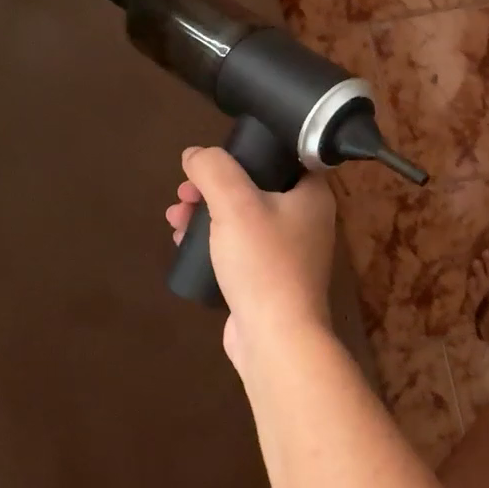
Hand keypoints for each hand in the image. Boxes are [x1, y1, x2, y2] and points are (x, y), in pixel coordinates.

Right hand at [166, 146, 337, 363]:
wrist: (275, 334)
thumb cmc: (263, 262)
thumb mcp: (235, 203)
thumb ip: (214, 170)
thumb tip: (196, 153)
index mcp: (312, 195)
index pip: (282, 157)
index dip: (245, 154)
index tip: (210, 162)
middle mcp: (307, 220)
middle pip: (255, 188)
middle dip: (214, 187)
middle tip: (183, 193)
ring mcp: (290, 251)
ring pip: (243, 219)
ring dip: (208, 213)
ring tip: (176, 218)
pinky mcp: (271, 277)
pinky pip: (240, 248)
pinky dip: (214, 242)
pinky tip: (186, 244)